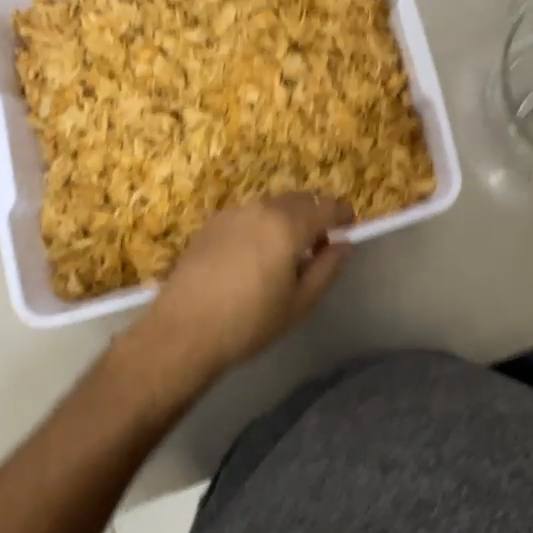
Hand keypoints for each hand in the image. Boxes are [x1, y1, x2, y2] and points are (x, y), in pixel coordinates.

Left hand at [138, 193, 354, 376]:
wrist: (183, 331)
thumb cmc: (248, 322)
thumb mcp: (299, 302)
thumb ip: (327, 268)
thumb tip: (344, 244)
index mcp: (288, 225)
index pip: (326, 207)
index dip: (343, 214)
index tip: (349, 226)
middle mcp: (262, 209)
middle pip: (300, 200)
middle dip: (316, 214)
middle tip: (320, 242)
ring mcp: (234, 213)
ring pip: (272, 206)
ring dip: (288, 218)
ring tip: (287, 250)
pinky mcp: (212, 224)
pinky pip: (248, 215)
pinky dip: (262, 224)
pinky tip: (255, 254)